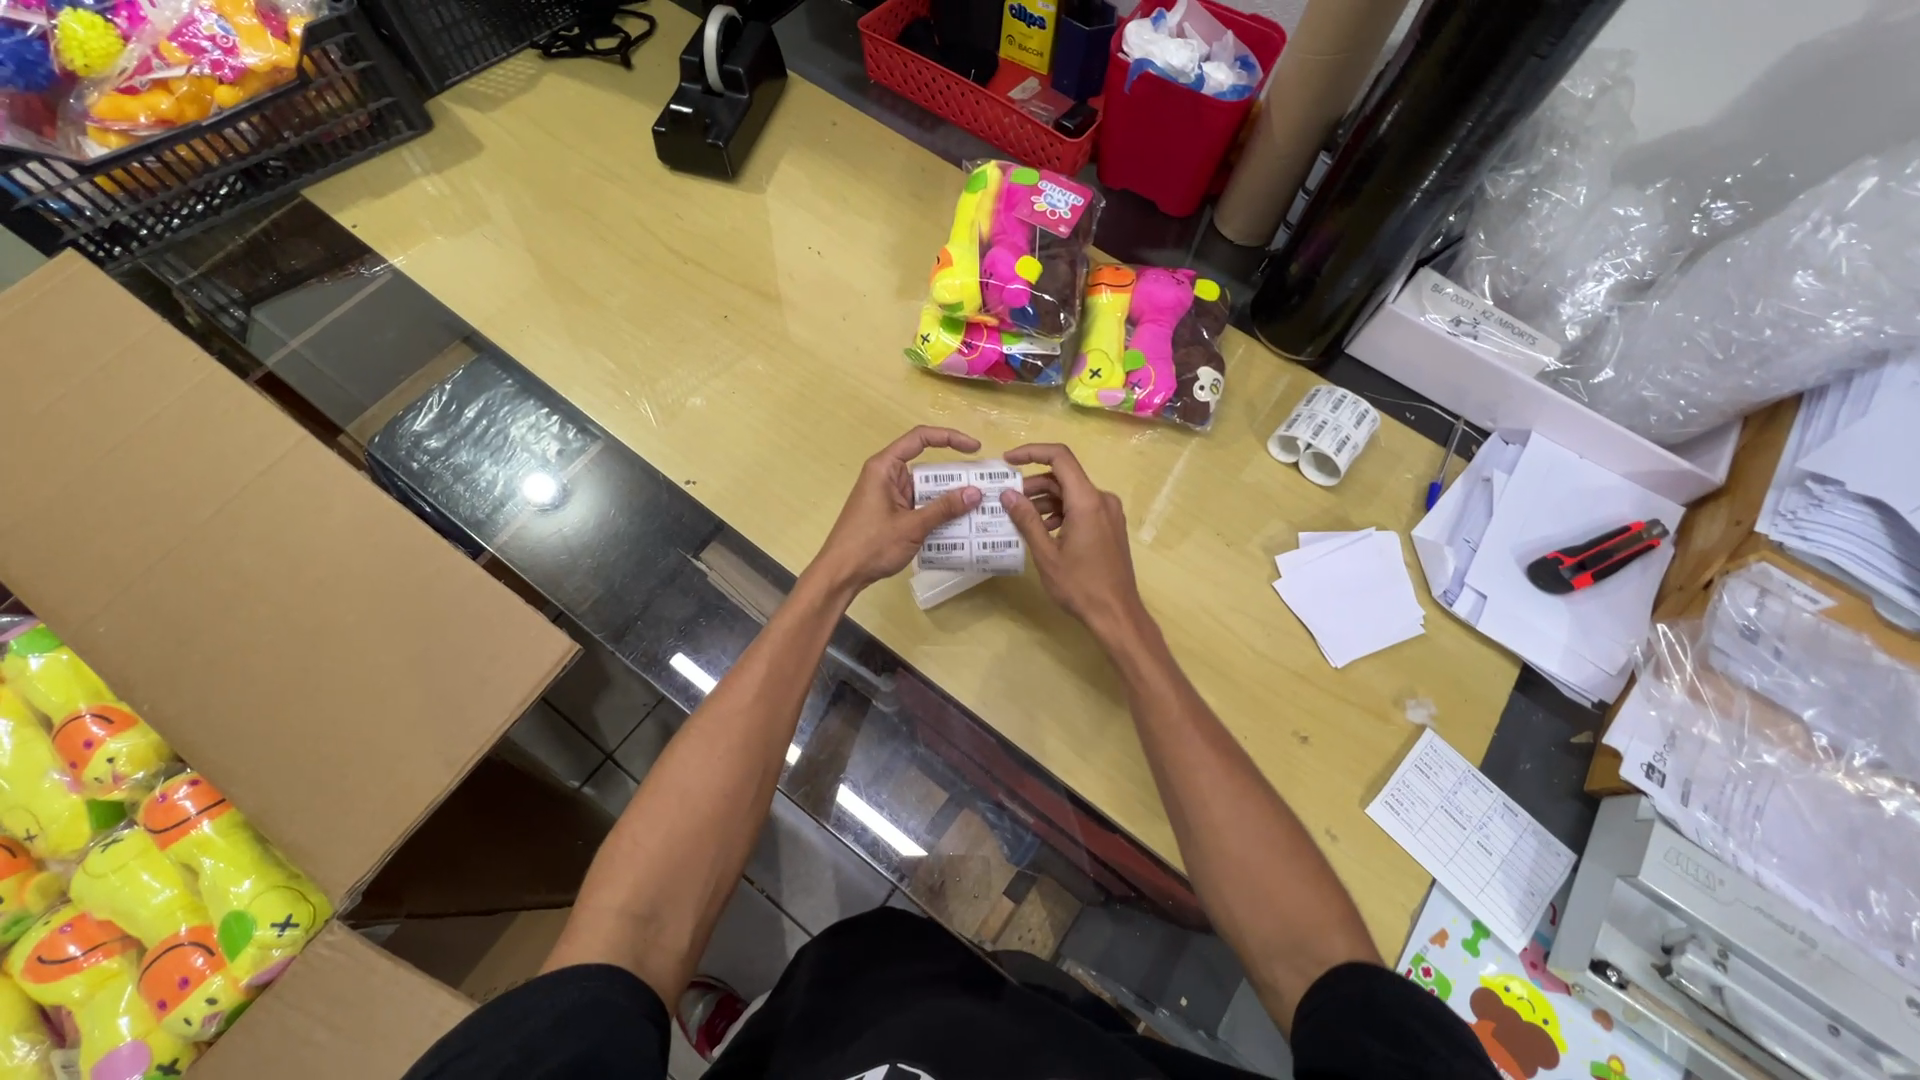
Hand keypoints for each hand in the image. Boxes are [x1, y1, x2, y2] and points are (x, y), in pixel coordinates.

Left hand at [812, 427, 983, 593]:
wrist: (841, 574)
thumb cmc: (870, 545)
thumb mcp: (912, 526)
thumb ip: (944, 508)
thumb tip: (976, 493)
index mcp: (884, 468)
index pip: (920, 439)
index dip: (949, 438)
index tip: (975, 448)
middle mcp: (887, 476)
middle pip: (927, 466)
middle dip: (955, 476)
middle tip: (984, 486)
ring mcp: (889, 496)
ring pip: (925, 489)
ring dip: (948, 498)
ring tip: (978, 507)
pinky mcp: (892, 514)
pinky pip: (920, 506)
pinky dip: (937, 512)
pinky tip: (959, 525)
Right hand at [999, 444, 1146, 640]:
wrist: (1116, 614)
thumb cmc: (1080, 586)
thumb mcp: (1045, 554)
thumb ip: (1026, 520)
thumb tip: (1007, 494)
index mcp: (1087, 501)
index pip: (1060, 457)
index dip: (1032, 452)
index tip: (1007, 461)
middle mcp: (1102, 499)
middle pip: (1064, 476)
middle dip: (1034, 484)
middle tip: (1008, 501)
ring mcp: (1109, 512)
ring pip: (1072, 493)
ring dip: (1045, 500)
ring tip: (1021, 519)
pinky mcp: (1110, 525)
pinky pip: (1082, 507)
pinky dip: (1061, 512)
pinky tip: (1044, 531)